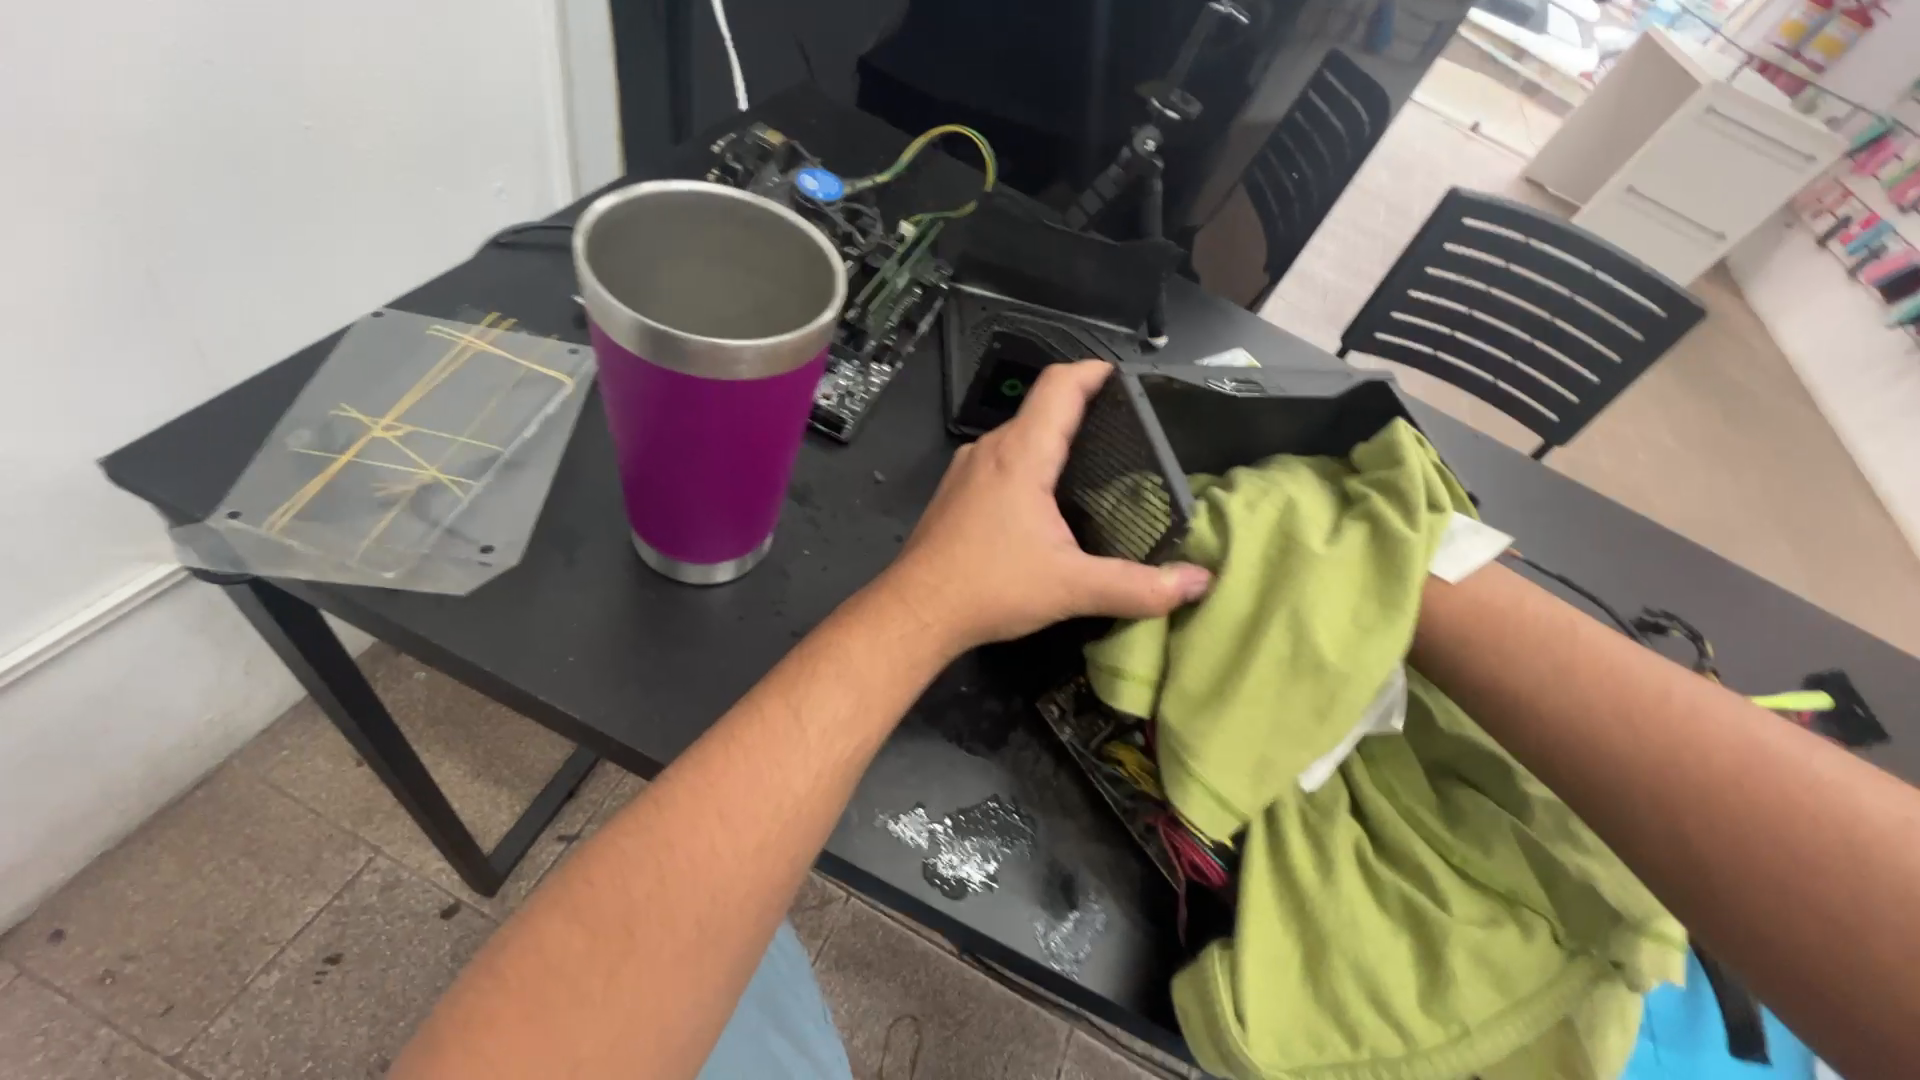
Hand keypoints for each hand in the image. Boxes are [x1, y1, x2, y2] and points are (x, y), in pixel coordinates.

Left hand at [875, 360, 1211, 653]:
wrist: (915, 613)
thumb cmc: (989, 588)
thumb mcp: (1072, 588)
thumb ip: (1138, 587)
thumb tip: (1199, 583)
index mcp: (1021, 454)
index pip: (1060, 385)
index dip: (1095, 372)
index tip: (1127, 380)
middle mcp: (989, 450)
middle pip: (1040, 409)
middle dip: (1083, 412)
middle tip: (1127, 435)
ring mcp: (966, 470)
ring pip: (1018, 437)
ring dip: (1054, 442)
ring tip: (1094, 469)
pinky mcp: (954, 494)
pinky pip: (1000, 462)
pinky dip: (1029, 466)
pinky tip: (1047, 503)